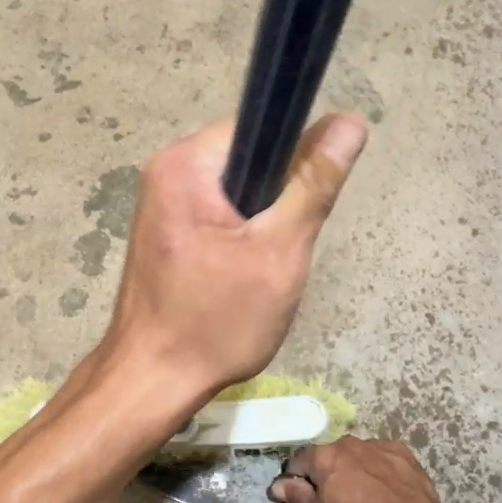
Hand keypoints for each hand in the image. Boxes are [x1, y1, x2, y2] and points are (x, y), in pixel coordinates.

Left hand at [102, 113, 367, 400]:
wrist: (152, 381)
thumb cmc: (216, 320)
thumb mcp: (279, 252)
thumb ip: (314, 183)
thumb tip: (349, 121)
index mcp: (185, 162)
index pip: (259, 128)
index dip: (295, 159)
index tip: (304, 205)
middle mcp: (166, 170)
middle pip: (248, 158)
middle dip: (277, 199)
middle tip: (280, 249)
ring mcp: (161, 201)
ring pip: (237, 191)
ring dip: (261, 222)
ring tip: (261, 267)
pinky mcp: (164, 229)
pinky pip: (218, 213)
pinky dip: (240, 237)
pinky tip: (241, 274)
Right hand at [269, 436, 466, 502]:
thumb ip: (296, 494)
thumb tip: (275, 484)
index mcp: (322, 456)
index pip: (298, 461)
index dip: (297, 478)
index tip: (305, 495)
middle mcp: (345, 442)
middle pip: (328, 456)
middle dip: (328, 472)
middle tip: (338, 498)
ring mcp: (374, 443)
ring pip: (356, 454)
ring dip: (354, 468)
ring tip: (366, 493)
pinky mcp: (399, 449)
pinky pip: (381, 455)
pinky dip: (379, 467)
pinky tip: (387, 486)